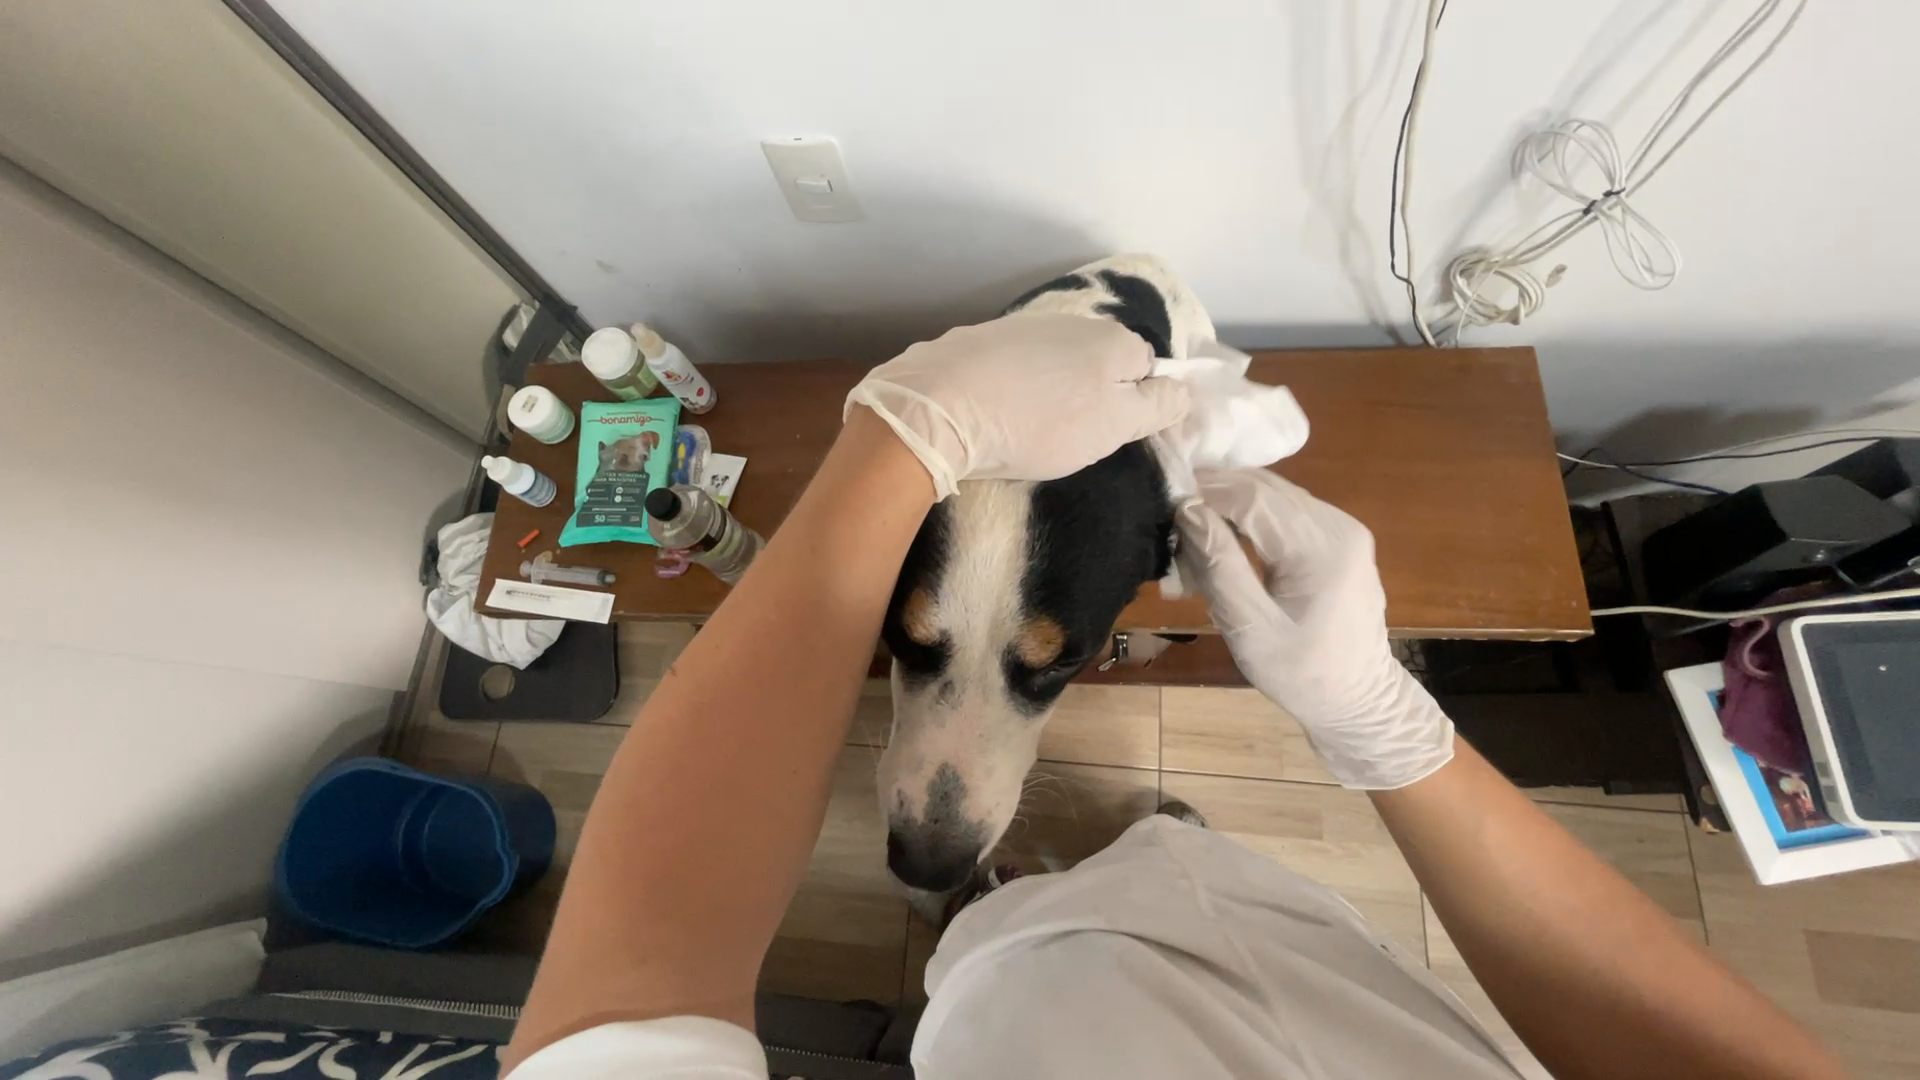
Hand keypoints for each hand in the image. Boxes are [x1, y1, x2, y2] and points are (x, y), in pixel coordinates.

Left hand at [845, 313, 1188, 497]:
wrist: (938, 408)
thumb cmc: (1038, 424)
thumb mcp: (1112, 426)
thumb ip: (1155, 406)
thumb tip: (1184, 390)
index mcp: (1109, 340)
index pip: (1144, 363)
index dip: (1132, 399)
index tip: (1107, 431)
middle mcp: (1066, 322)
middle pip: (1093, 359)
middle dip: (1087, 392)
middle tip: (1065, 434)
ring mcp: (1015, 327)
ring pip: (1048, 361)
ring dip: (1045, 387)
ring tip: (1023, 425)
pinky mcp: (972, 341)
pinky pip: (1004, 365)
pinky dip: (1004, 384)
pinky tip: (987, 409)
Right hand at [1174, 468, 1452, 789]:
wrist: (1359, 700)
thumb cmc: (1301, 674)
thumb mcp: (1250, 628)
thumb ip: (1219, 565)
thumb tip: (1186, 510)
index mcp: (1321, 548)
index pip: (1252, 496)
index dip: (1203, 490)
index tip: (1162, 498)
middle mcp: (1337, 525)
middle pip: (1263, 487)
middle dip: (1211, 492)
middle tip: (1166, 511)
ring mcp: (1341, 527)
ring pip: (1272, 493)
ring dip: (1227, 502)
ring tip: (1187, 524)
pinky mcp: (1336, 536)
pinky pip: (1283, 509)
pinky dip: (1247, 514)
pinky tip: (1221, 533)